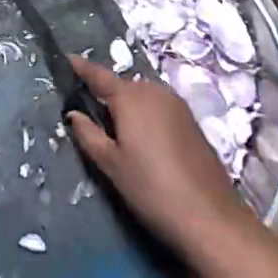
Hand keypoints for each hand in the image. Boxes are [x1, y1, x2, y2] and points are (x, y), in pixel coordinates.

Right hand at [67, 57, 277, 276]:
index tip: (66, 58)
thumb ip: (88, 135)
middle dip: (106, 96)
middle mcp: (153, 90)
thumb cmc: (152, 189)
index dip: (80, 67)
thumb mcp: (112, 165)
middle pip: (122, 86)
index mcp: (130, 96)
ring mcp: (176, 104)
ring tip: (118, 133)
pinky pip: (159, 108)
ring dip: (128, 107)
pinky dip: (147, 116)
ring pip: (142, 97)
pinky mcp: (191, 120)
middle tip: (91, 115)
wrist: (212, 218)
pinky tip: (145, 142)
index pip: (98, 74)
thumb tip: (73, 114)